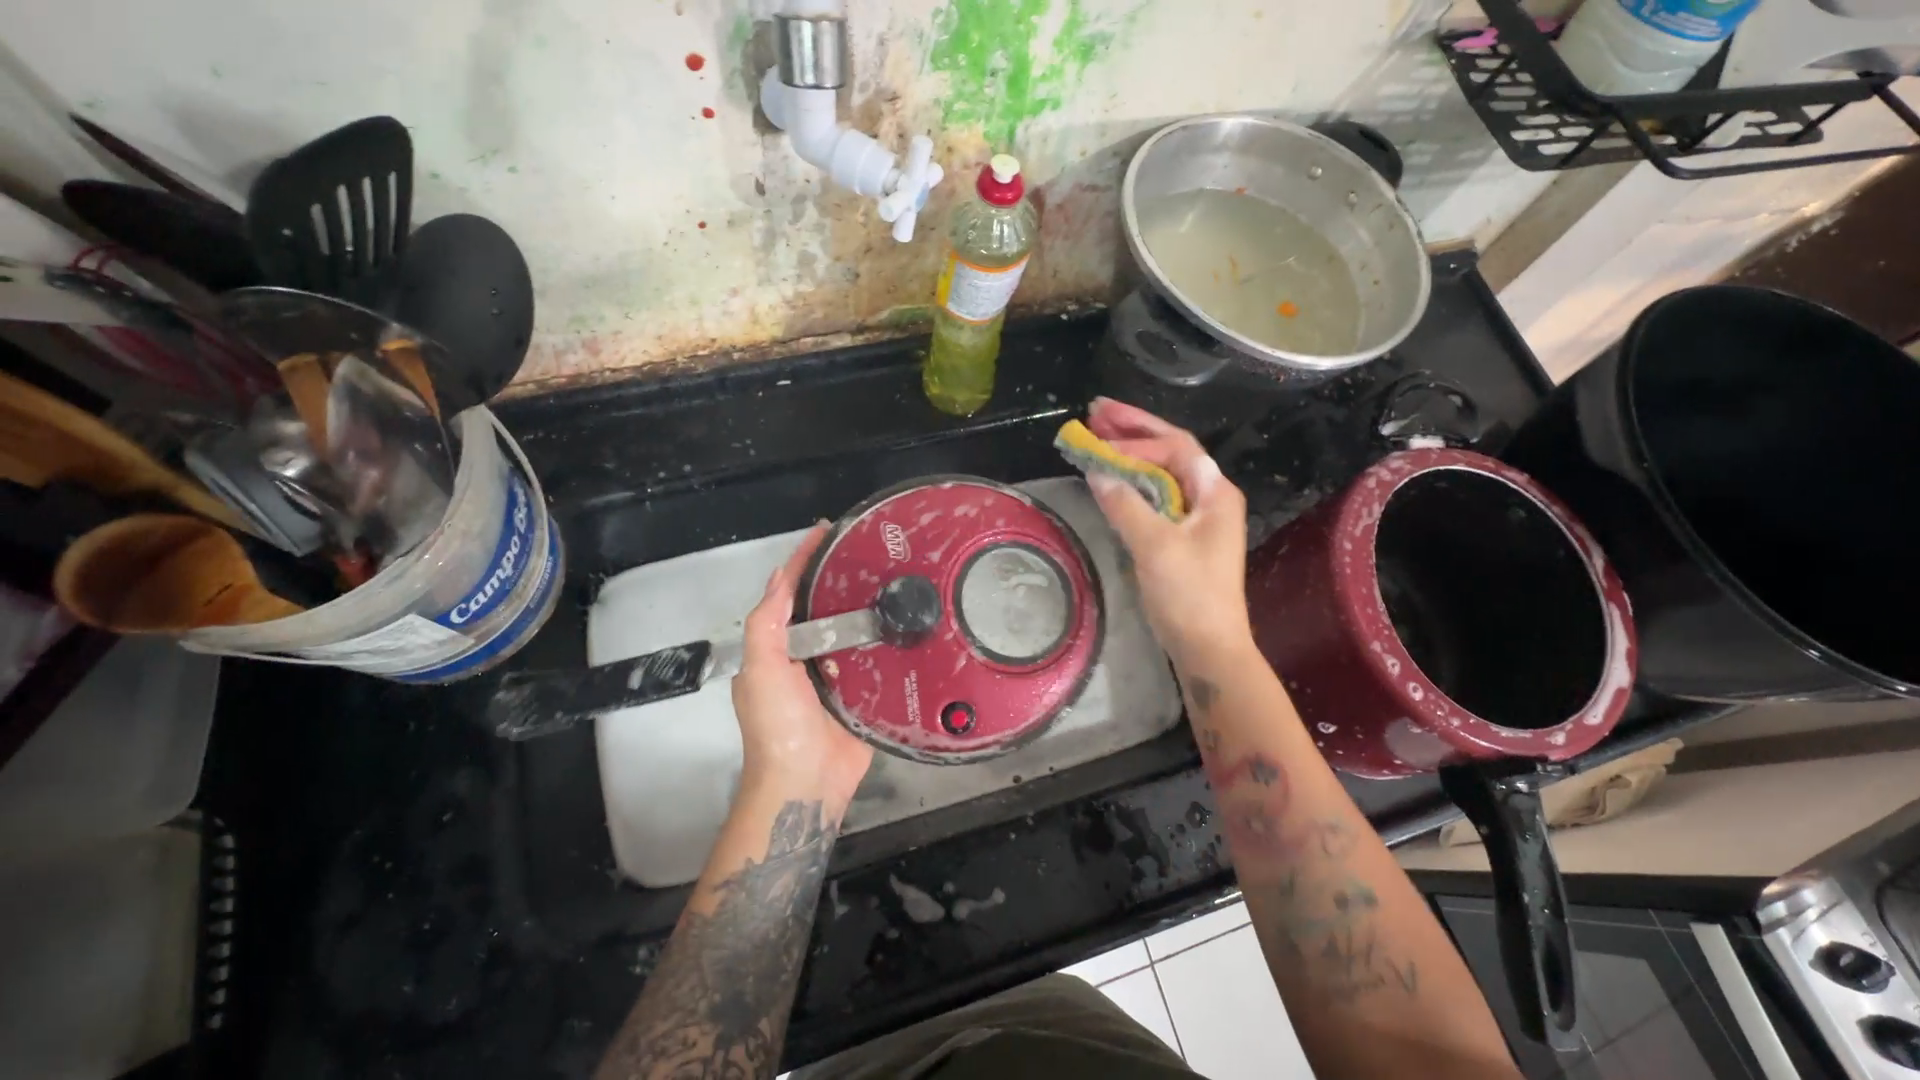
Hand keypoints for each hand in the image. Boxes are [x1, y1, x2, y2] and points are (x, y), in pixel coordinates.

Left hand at [732, 523, 874, 811]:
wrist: (807, 783)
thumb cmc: (778, 725)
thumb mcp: (760, 669)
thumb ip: (767, 623)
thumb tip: (781, 574)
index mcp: (777, 648)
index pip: (790, 593)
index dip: (806, 560)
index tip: (830, 531)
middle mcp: (806, 657)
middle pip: (826, 608)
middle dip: (844, 580)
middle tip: (876, 551)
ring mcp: (837, 677)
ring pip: (855, 632)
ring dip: (871, 609)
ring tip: (900, 577)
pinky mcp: (865, 696)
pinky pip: (878, 663)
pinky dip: (891, 643)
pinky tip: (912, 624)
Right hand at [1083, 398, 1253, 668]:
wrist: (1208, 649)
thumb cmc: (1189, 595)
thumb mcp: (1155, 546)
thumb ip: (1125, 505)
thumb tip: (1096, 471)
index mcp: (1214, 493)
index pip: (1175, 447)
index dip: (1136, 436)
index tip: (1098, 432)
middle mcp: (1209, 499)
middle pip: (1170, 454)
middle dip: (1133, 433)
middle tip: (1095, 413)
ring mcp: (1196, 520)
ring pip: (1161, 475)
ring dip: (1130, 456)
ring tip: (1097, 438)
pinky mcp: (1182, 541)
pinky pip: (1155, 499)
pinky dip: (1131, 485)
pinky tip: (1110, 481)